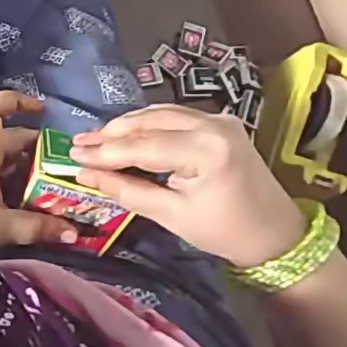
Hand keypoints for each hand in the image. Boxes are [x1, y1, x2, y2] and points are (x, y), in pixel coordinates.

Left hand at [0, 91, 77, 261]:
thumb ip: (37, 227)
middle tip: (65, 169)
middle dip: (39, 150)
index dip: (15, 101)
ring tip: (54, 187)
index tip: (41, 110)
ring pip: (5, 155)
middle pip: (10, 137)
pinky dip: (14, 177)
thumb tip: (72, 233)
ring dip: (29, 167)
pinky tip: (29, 197)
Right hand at [70, 105, 304, 267]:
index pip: (142, 145)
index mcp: (206, 150)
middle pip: (149, 122)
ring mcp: (219, 119)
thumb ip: (127, 190)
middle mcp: (213, 124)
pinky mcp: (220, 123)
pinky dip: (146, 125)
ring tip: (94, 139)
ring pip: (159, 114)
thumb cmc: (224, 231)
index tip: (72, 155)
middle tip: (77, 143)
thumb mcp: (171, 215)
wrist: (274, 232)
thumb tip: (85, 176)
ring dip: (126, 126)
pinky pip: (174, 117)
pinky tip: (125, 134)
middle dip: (110, 133)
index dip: (104, 151)